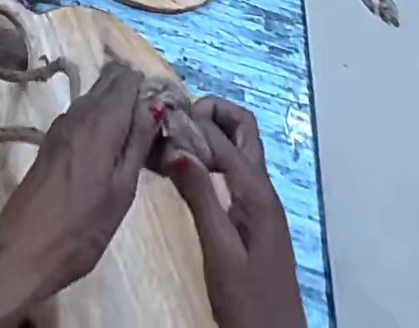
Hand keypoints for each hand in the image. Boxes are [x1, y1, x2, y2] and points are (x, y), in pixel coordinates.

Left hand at [0, 61, 159, 298]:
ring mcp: (63, 122)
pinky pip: (86, 115)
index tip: (164, 120)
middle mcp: (80, 109)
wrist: (24, 246)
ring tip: (139, 151)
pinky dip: (103, 124)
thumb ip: (139, 140)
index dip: (149, 91)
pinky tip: (112, 158)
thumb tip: (153, 103)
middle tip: (154, 135)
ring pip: (99, 98)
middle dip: (135, 97)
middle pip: (111, 80)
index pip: (127, 75)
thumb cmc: (82, 225)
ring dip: (120, 112)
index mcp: (100, 116)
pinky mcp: (54, 138)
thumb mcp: (123, 187)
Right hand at [167, 99, 305, 327]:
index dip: (190, 122)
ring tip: (172, 143)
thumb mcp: (219, 250)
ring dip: (208, 134)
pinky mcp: (250, 216)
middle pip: (241, 127)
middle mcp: (261, 188)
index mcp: (255, 191)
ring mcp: (258, 202)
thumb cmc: (249, 305)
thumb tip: (176, 144)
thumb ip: (199, 195)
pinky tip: (183, 172)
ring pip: (237, 147)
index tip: (158, 124)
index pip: (221, 135)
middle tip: (175, 125)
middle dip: (209, 113)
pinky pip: (231, 170)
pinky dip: (208, 158)